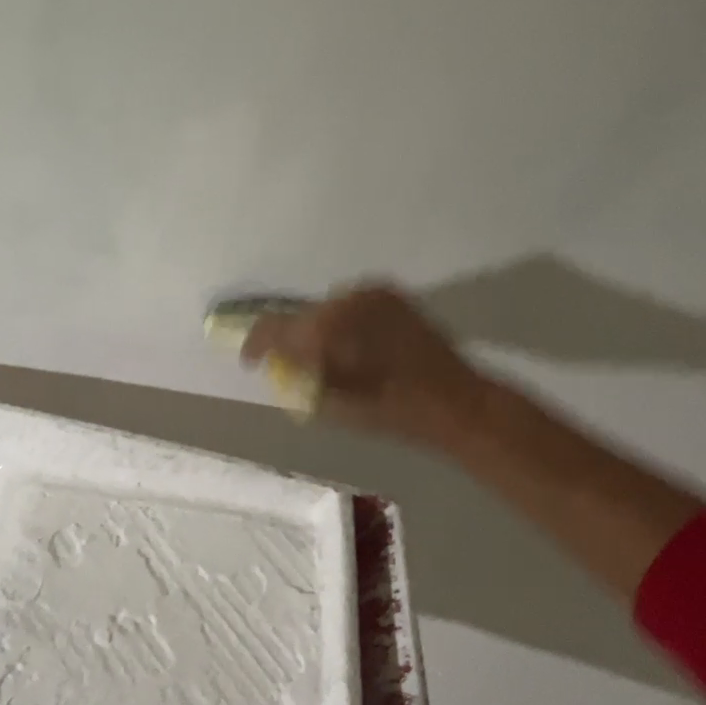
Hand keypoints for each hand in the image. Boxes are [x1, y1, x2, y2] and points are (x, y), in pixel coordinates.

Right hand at [241, 282, 495, 448]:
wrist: (456, 402)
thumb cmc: (392, 412)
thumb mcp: (334, 403)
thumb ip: (300, 377)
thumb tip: (282, 363)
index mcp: (326, 330)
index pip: (274, 327)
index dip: (256, 343)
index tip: (250, 360)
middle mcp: (344, 301)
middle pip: (302, 316)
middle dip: (294, 338)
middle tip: (295, 361)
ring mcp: (370, 293)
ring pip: (327, 308)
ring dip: (322, 327)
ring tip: (330, 353)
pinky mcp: (391, 294)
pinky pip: (353, 304)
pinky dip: (346, 320)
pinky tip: (356, 342)